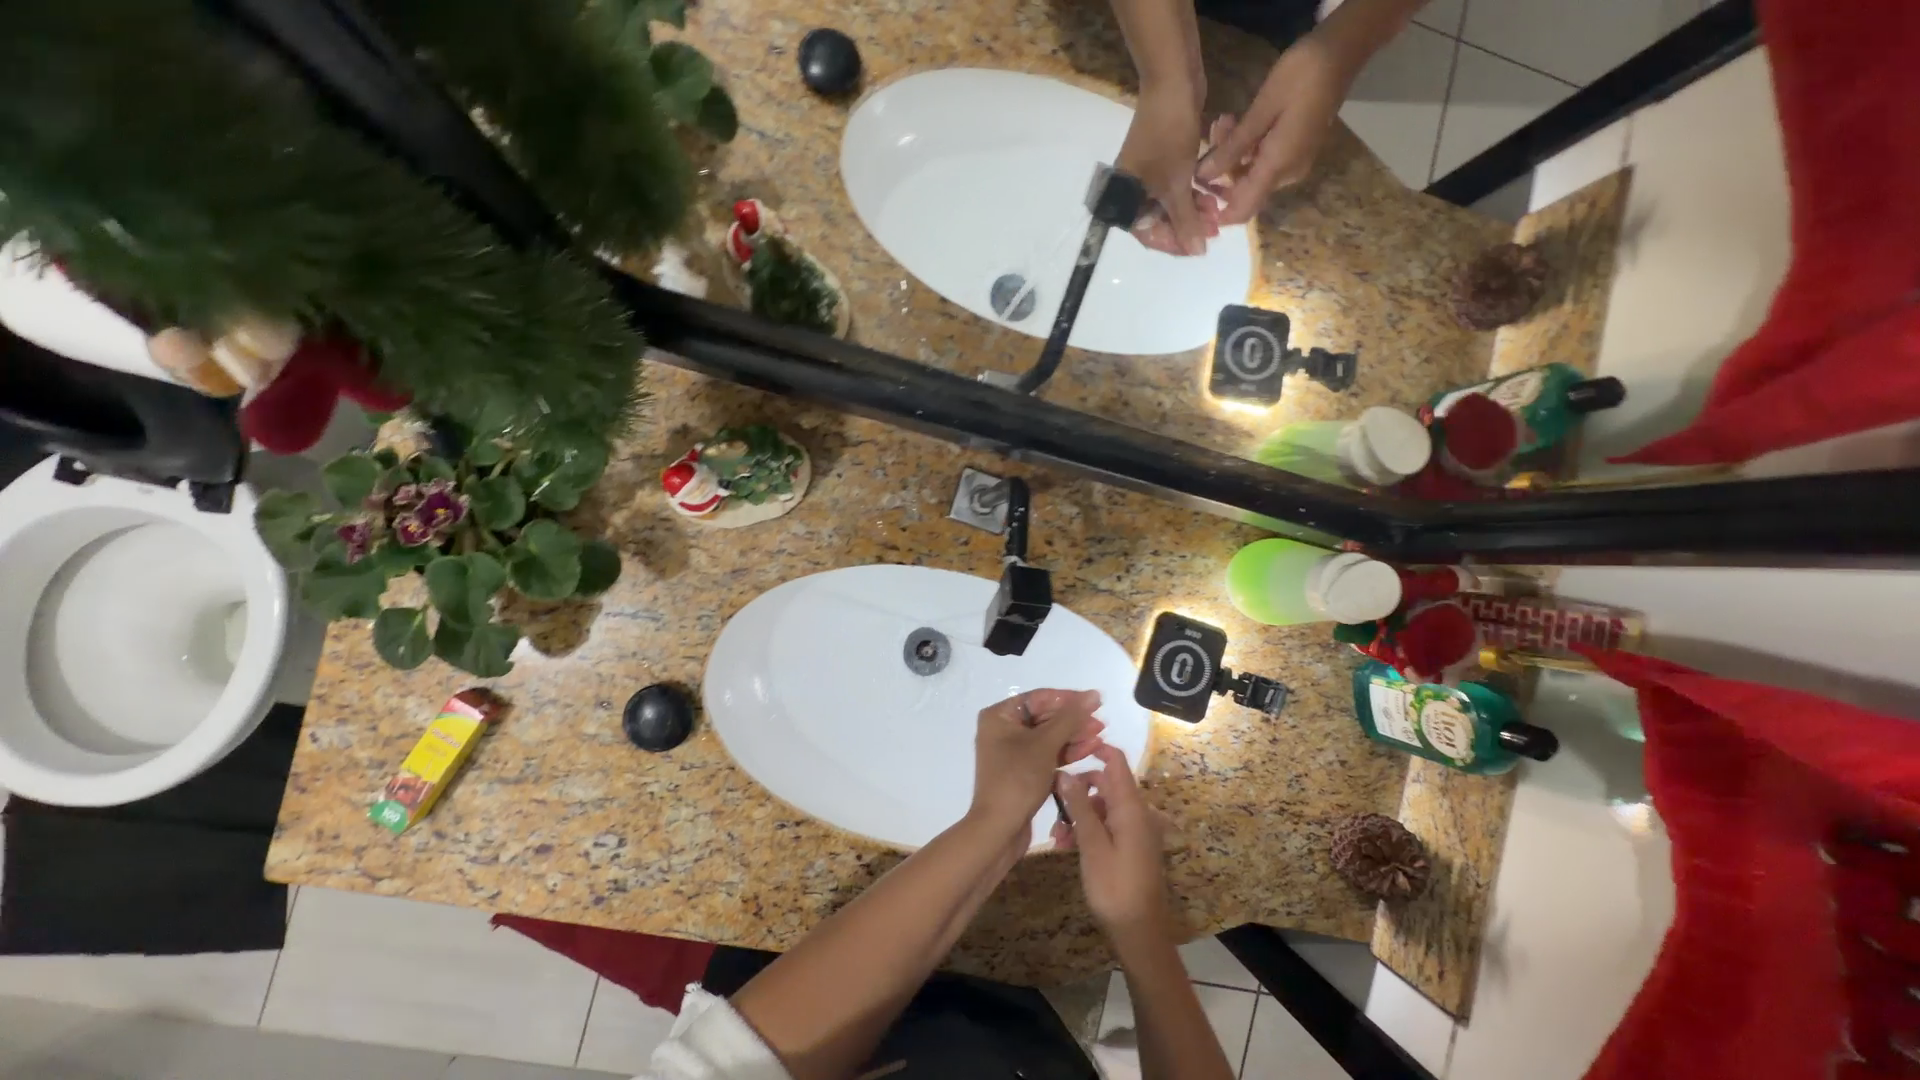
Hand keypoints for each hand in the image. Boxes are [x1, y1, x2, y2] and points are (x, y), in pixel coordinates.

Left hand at [969, 689, 1104, 839]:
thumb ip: (1070, 718)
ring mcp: (1012, 752)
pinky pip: (1046, 755)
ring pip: (1048, 737)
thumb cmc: (1017, 779)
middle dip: (1073, 721)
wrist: (999, 829)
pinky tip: (1090, 750)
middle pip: (1044, 717)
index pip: (1039, 698)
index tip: (1096, 701)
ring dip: (1074, 736)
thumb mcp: (1045, 745)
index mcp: (999, 716)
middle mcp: (1002, 730)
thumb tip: (1093, 694)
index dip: (1069, 699)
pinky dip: (1066, 753)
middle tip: (1101, 723)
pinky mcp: (1022, 771)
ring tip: (1101, 736)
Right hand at [1053, 743, 1172, 937]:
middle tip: (1052, 806)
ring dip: (1078, 815)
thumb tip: (1065, 773)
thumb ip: (1079, 807)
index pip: (1117, 762)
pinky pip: (1106, 825)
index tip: (1067, 752)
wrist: (1138, 931)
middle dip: (1077, 792)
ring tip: (1057, 837)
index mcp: (1132, 808)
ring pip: (1102, 807)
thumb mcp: (1092, 845)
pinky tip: (1066, 846)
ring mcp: (1134, 830)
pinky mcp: (1129, 846)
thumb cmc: (1114, 886)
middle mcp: (1136, 813)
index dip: (1095, 750)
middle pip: (1105, 785)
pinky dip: (1087, 830)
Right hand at [1115, 82, 1221, 255]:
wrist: (1171, 82)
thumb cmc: (1168, 134)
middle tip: (1214, 227)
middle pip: (1159, 220)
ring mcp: (1149, 173)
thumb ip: (1185, 219)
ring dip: (1195, 209)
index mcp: (1126, 196)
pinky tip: (1214, 192)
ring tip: (1216, 209)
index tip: (1200, 245)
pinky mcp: (1164, 159)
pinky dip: (1195, 191)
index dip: (1174, 243)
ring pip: (1172, 203)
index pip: (1146, 234)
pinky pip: (1178, 185)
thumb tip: (1196, 251)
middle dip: (1188, 225)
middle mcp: (1133, 188)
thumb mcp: (1177, 182)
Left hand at [1196, 32, 1353, 224]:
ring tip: (1224, 121)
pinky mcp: (1294, 150)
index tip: (1194, 197)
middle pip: (1243, 191)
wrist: (1342, 52)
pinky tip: (1236, 122)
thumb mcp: (1261, 111)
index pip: (1242, 210)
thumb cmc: (1301, 76)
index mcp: (1278, 168)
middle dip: (1220, 171)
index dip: (1216, 213)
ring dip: (1231, 154)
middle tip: (1212, 135)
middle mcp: (1286, 175)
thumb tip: (1203, 177)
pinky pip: (1262, 161)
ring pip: (1250, 174)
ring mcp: (1292, 163)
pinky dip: (1246, 148)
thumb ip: (1232, 149)